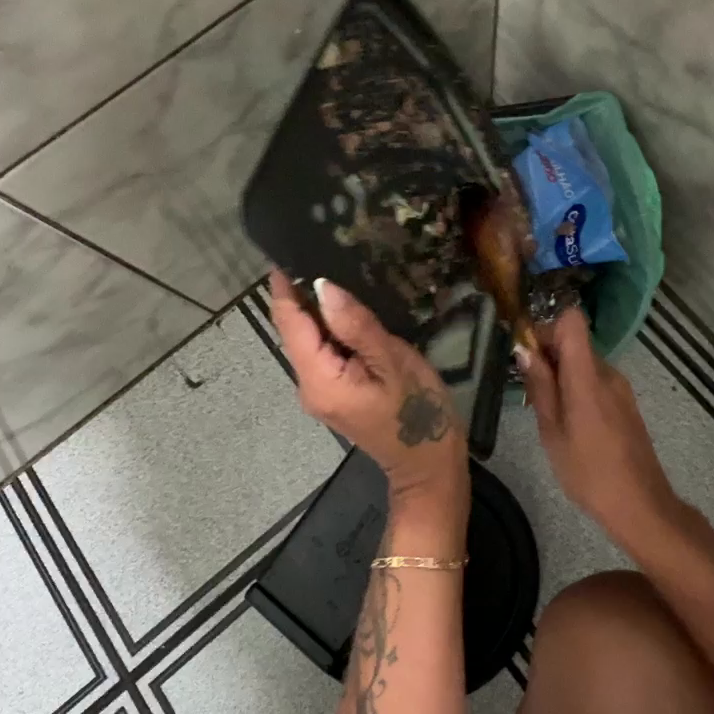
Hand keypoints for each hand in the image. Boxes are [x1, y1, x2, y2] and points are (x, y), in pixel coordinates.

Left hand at [269, 271, 468, 516]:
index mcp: (319, 379)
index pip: (290, 323)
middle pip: (296, 330)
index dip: (285, 287)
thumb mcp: (393, 363)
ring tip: (336, 266)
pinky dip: (331, 328)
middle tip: (320, 248)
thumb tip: (324, 286)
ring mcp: (319, 391)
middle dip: (302, 292)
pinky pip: (324, 351)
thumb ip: (357, 325)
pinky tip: (350, 306)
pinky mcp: (334, 391)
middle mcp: (307, 385)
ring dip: (319, 308)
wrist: (428, 465)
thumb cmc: (417, 414)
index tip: (287, 249)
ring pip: (310, 339)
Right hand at [518, 308, 684, 547]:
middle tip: (529, 389)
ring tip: (546, 412)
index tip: (528, 353)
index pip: (572, 321)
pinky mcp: (625, 403)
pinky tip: (569, 423)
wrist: (640, 505)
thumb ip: (540, 386)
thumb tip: (524, 350)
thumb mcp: (552, 431)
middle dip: (548, 355)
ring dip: (561, 375)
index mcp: (588, 375)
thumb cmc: (589, 472)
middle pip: (575, 341)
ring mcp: (620, 388)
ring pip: (583, 362)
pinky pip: (595, 380)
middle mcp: (608, 372)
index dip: (546, 328)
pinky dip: (576, 389)